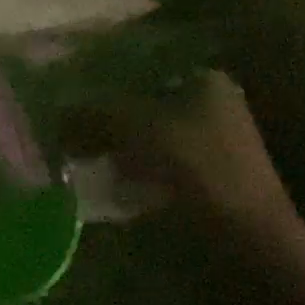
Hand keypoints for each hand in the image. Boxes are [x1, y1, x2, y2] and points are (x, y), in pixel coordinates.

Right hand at [69, 69, 302, 237]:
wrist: (249, 239)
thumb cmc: (198, 167)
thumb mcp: (135, 128)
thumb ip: (92, 114)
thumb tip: (55, 114)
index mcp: (204, 80)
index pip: (141, 65)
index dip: (102, 76)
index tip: (69, 90)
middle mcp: (210, 104)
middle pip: (140, 100)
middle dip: (103, 112)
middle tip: (66, 123)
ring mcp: (209, 143)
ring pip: (144, 132)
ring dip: (112, 142)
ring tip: (76, 151)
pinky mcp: (203, 176)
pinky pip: (153, 161)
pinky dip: (127, 167)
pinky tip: (101, 177)